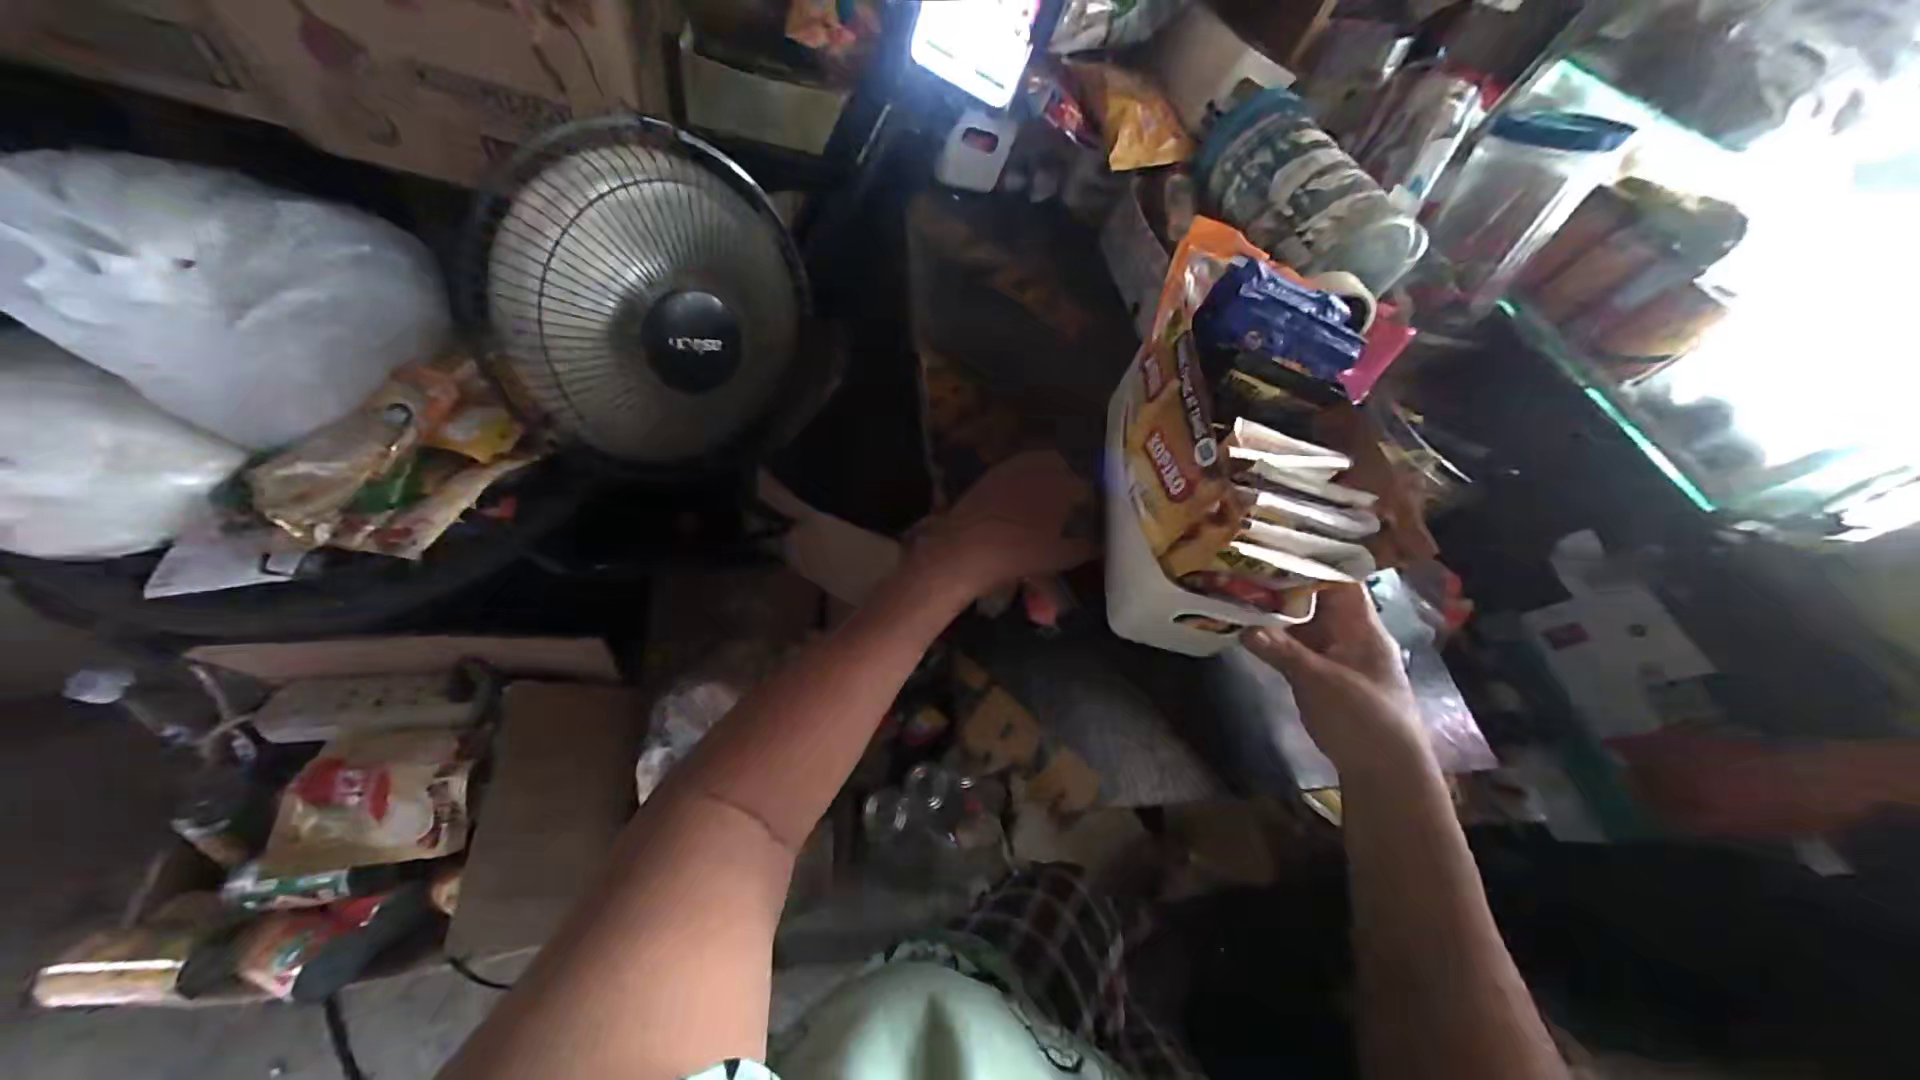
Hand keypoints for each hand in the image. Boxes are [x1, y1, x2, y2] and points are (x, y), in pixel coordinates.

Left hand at [910, 451, 1095, 597]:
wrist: (966, 548)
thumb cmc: (1019, 553)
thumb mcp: (1058, 557)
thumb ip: (1083, 548)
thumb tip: (1096, 544)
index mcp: (1064, 486)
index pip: (1085, 488)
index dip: (1087, 503)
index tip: (1085, 516)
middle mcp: (1040, 468)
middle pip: (1062, 465)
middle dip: (1066, 479)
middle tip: (1064, 501)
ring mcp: (1013, 467)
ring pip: (1037, 461)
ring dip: (1044, 474)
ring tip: (1042, 498)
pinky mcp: (991, 473)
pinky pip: (1015, 467)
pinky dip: (1022, 478)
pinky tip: (1017, 498)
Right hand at [1243, 584, 1428, 776]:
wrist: (1385, 771)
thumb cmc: (1363, 718)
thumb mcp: (1320, 682)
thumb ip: (1282, 652)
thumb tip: (1243, 627)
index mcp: (1362, 628)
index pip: (1338, 583)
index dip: (1309, 566)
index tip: (1271, 552)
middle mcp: (1348, 635)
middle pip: (1315, 601)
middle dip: (1282, 587)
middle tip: (1242, 572)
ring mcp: (1333, 656)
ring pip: (1302, 624)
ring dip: (1274, 614)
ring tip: (1237, 595)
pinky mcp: (1319, 676)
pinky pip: (1294, 647)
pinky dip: (1273, 638)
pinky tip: (1245, 631)